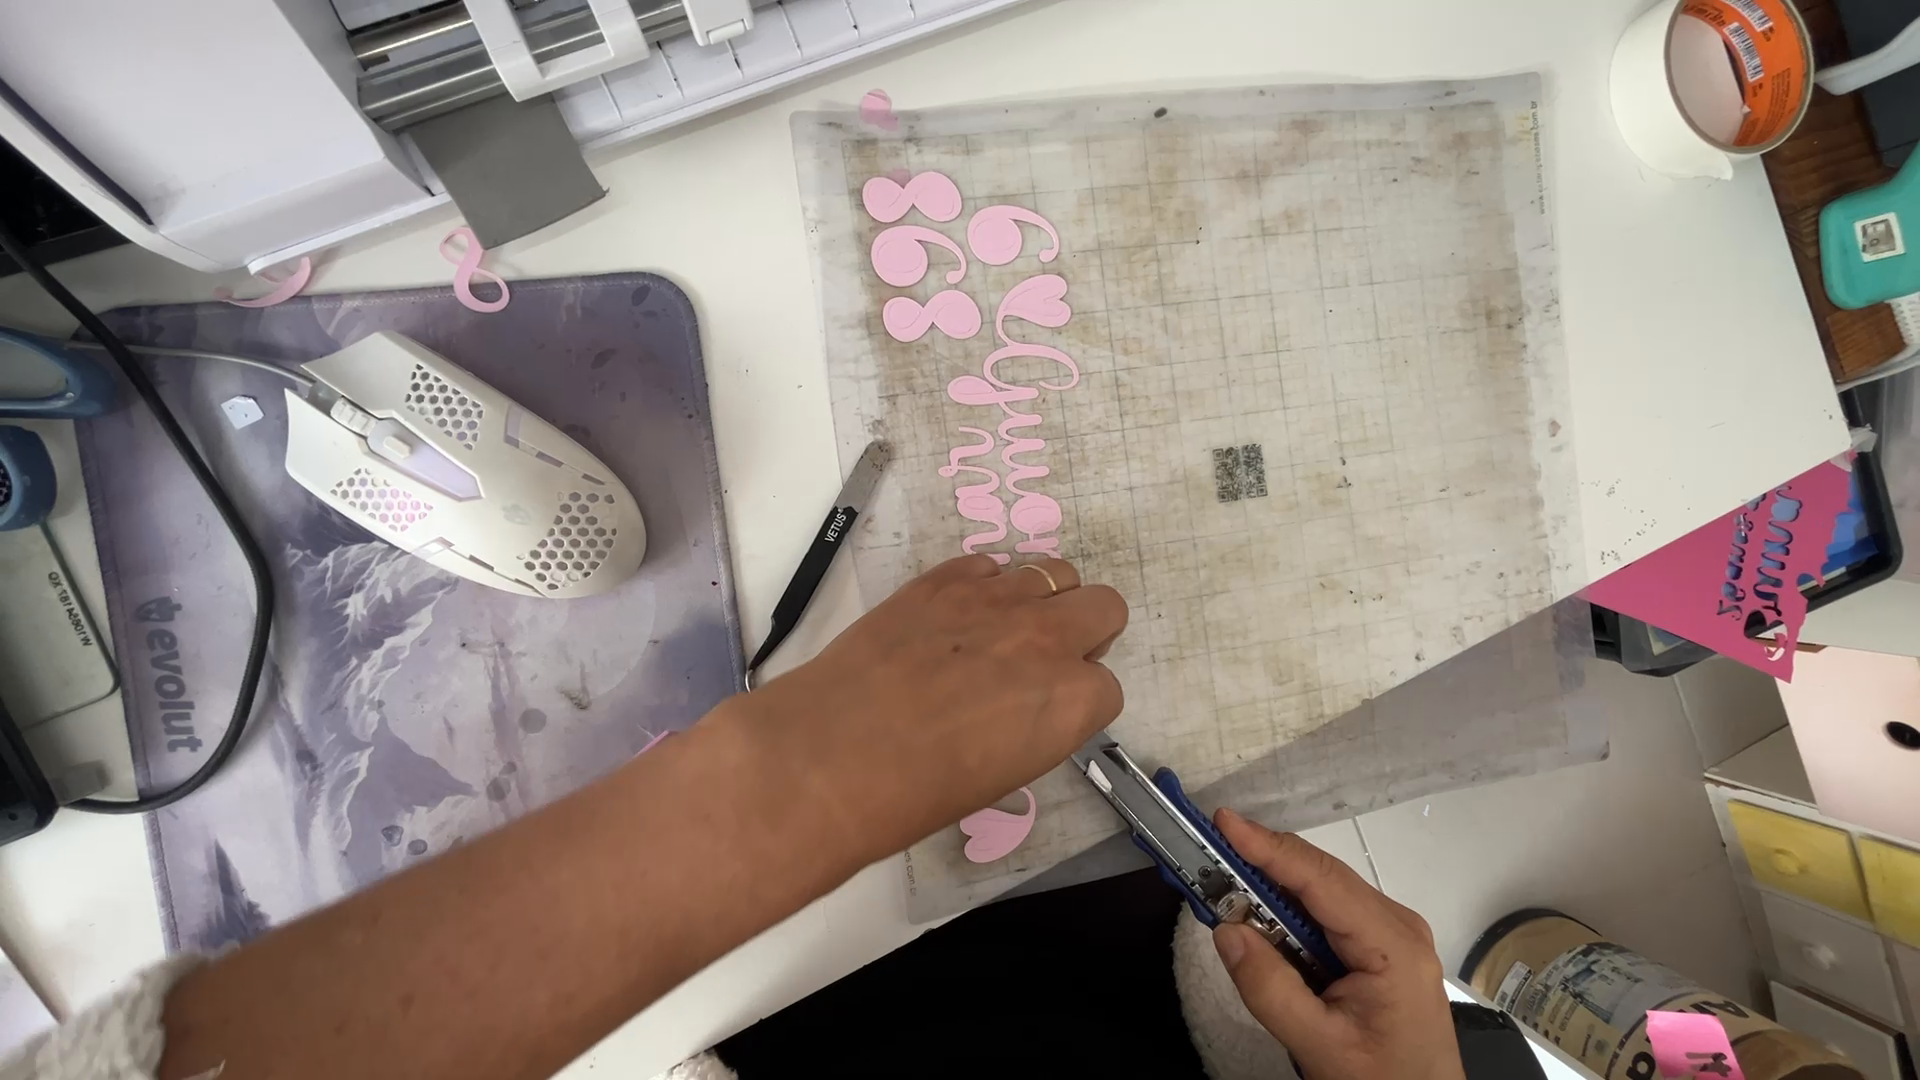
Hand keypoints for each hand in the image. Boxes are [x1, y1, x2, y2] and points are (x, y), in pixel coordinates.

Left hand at [728, 555, 1127, 864]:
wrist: (837, 749)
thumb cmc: (919, 791)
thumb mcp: (1003, 774)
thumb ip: (1036, 725)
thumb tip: (1026, 707)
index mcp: (1072, 699)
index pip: (1107, 687)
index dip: (1079, 701)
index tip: (1050, 712)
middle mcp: (1047, 637)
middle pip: (1104, 606)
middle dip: (1087, 631)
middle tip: (1046, 657)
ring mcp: (995, 599)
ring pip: (1053, 572)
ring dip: (1040, 600)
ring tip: (999, 631)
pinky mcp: (945, 578)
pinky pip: (988, 565)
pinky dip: (984, 587)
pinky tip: (953, 619)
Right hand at [1211, 809, 1464, 1079]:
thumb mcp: (1320, 1047)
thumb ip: (1270, 990)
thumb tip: (1226, 929)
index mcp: (1392, 944)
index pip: (1320, 879)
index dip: (1269, 847)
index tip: (1223, 821)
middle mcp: (1395, 923)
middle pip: (1317, 875)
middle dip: (1260, 862)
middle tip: (1207, 855)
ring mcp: (1388, 930)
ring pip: (1316, 888)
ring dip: (1268, 885)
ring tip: (1223, 883)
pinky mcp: (1375, 941)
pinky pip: (1321, 908)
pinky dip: (1283, 906)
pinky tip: (1258, 915)